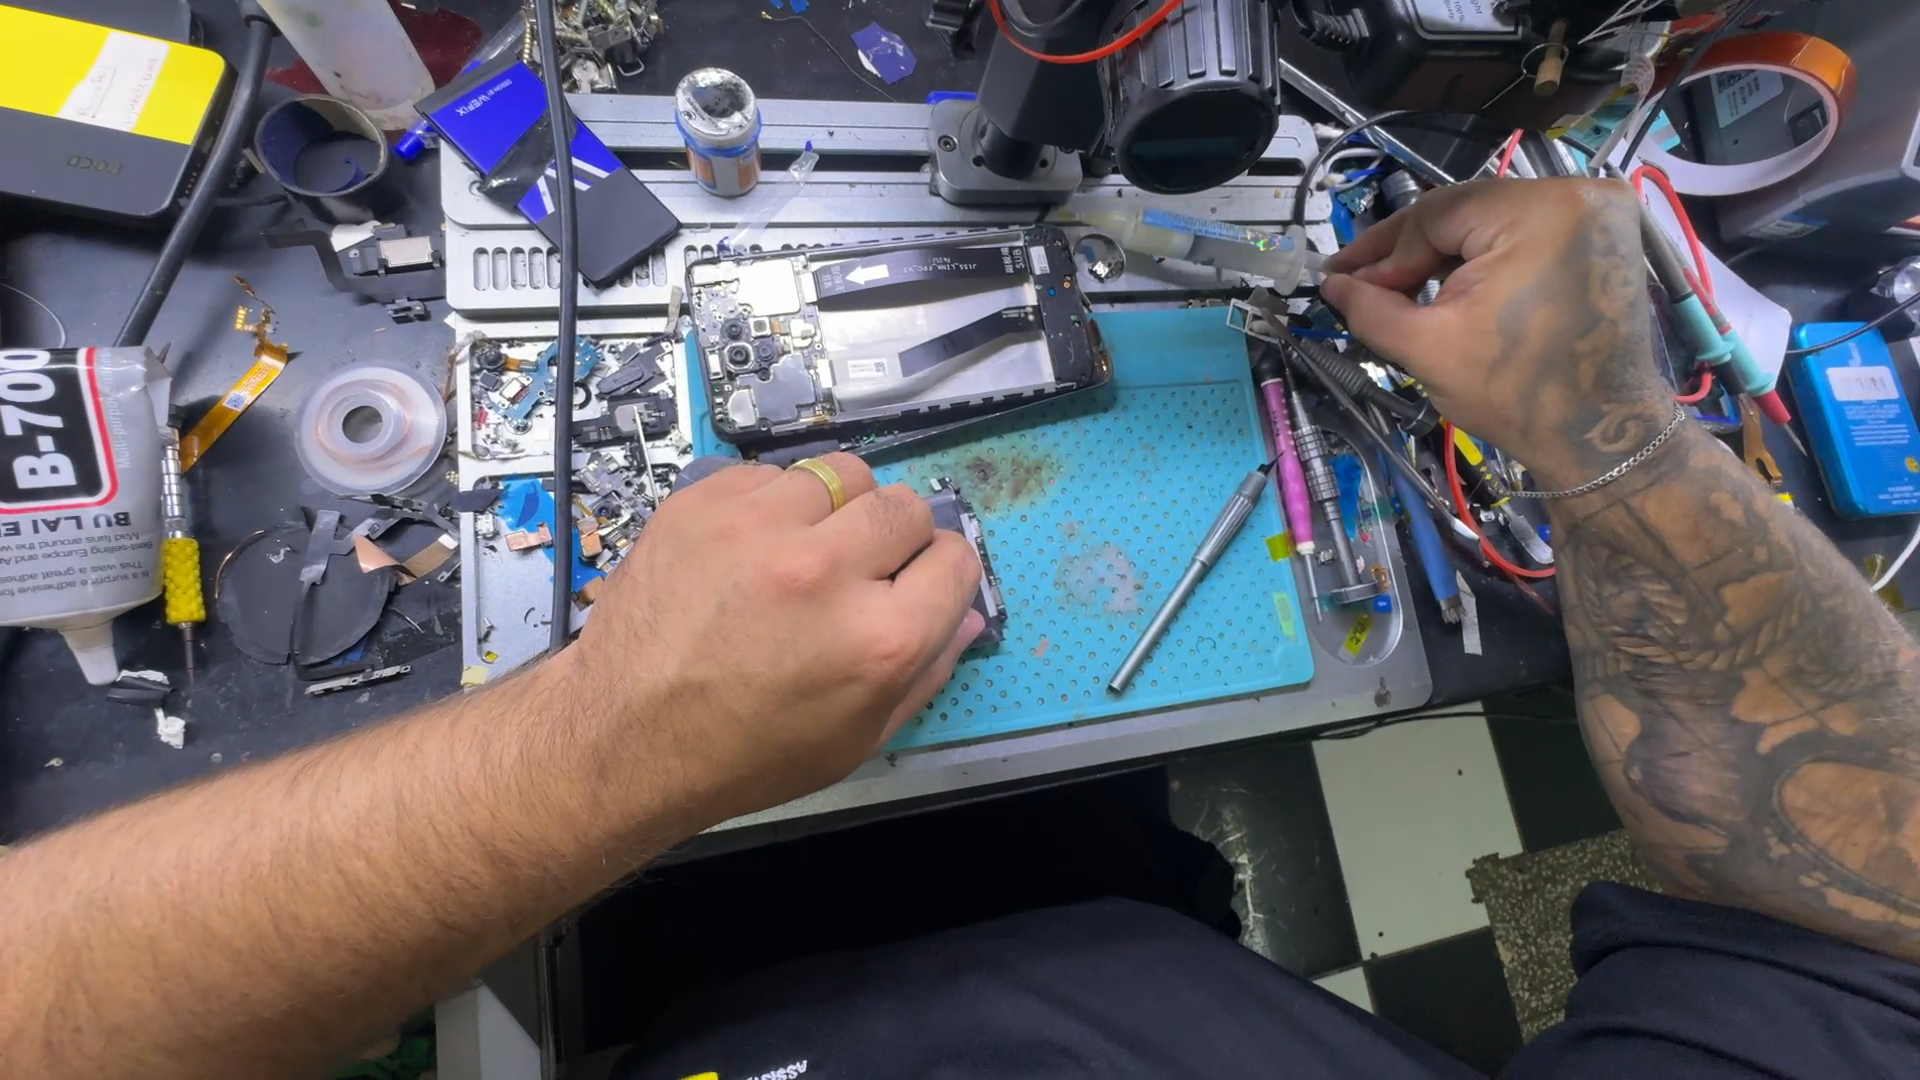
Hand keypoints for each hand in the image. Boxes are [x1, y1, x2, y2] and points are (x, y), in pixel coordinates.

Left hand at [561, 453, 984, 829]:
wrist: (625, 736)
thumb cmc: (751, 751)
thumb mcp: (860, 737)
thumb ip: (929, 670)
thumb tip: (969, 613)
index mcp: (879, 639)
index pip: (957, 559)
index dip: (941, 573)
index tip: (916, 583)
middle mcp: (826, 571)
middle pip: (907, 506)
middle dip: (896, 538)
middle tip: (858, 570)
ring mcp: (760, 527)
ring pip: (845, 473)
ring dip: (837, 510)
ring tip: (802, 550)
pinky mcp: (705, 501)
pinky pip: (775, 473)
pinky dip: (776, 504)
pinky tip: (752, 546)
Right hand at [1321, 178, 1670, 490]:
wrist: (1594, 429)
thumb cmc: (1510, 390)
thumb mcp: (1424, 348)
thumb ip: (1369, 309)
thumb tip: (1330, 284)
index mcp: (1538, 213)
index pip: (1432, 213)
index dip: (1379, 252)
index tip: (1341, 283)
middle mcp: (1576, 194)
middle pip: (1460, 211)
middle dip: (1403, 252)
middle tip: (1357, 284)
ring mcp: (1595, 212)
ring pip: (1483, 221)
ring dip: (1433, 255)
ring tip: (1392, 290)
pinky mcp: (1597, 236)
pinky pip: (1515, 233)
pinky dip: (1472, 258)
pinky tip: (1439, 287)